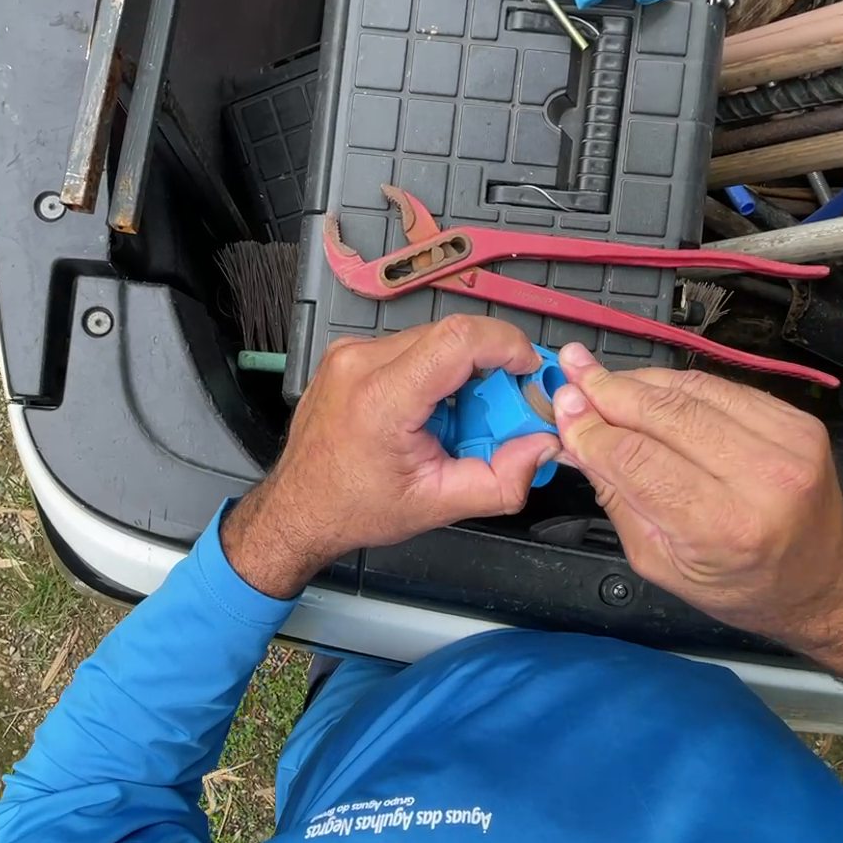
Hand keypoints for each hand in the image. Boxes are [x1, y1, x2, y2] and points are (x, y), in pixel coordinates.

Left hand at [220, 317, 561, 597]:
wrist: (300, 507)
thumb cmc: (354, 507)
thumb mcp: (437, 505)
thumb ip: (502, 480)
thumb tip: (543, 445)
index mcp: (381, 399)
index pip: (458, 339)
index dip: (506, 345)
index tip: (527, 370)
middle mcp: (360, 363)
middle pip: (452, 336)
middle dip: (490, 366)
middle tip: (501, 408)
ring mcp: (350, 353)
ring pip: (433, 338)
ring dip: (462, 370)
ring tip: (459, 416)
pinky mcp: (350, 353)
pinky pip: (411, 346)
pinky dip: (436, 371)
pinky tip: (433, 409)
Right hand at [550, 342, 842, 699]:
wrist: (821, 580)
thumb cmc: (734, 583)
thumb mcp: (657, 561)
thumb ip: (615, 496)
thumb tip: (574, 439)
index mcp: (723, 528)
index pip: (638, 459)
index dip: (592, 428)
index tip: (560, 406)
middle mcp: (763, 480)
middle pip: (664, 415)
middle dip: (608, 390)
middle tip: (571, 370)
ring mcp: (787, 443)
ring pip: (691, 391)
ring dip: (637, 380)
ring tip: (598, 374)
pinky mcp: (796, 420)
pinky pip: (719, 387)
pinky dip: (675, 383)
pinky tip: (644, 386)